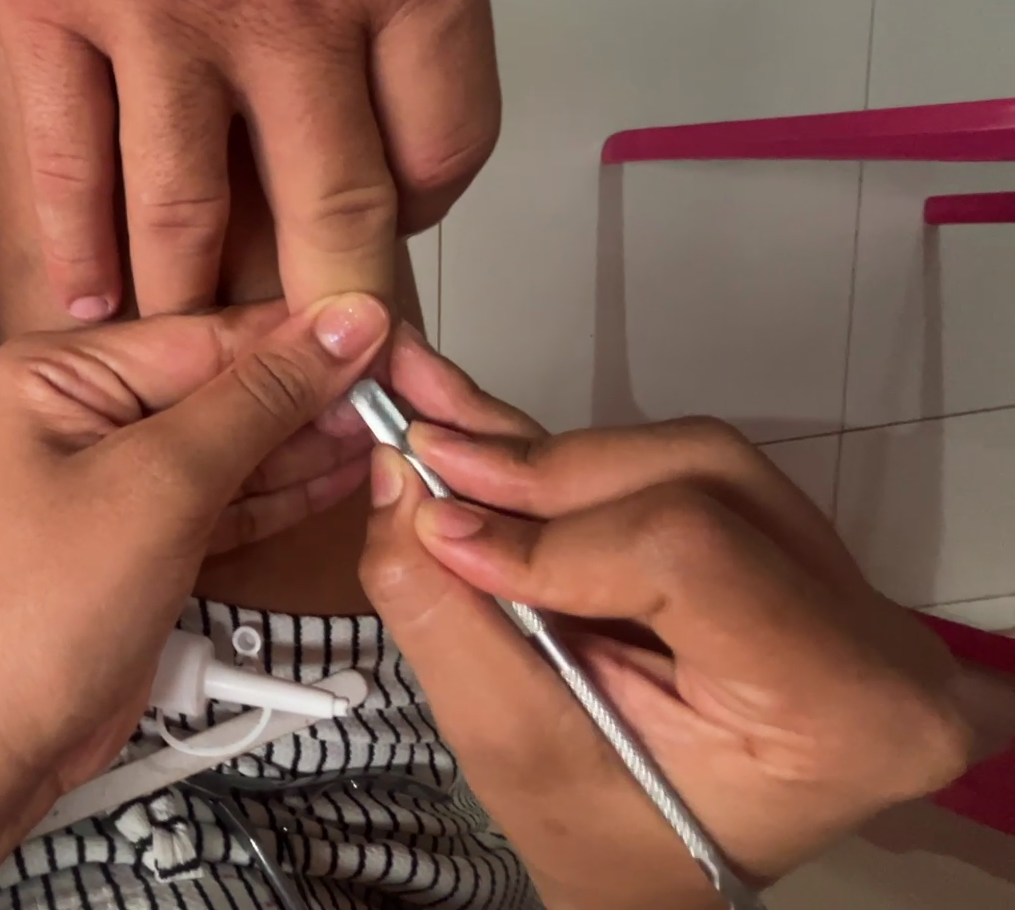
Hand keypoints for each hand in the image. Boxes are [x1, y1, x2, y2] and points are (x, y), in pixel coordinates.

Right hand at [0, 0, 497, 319]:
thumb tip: (376, 73)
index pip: (440, 140)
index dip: (419, 216)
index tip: (392, 237)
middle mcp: (283, 0)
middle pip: (328, 208)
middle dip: (325, 305)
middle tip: (320, 369)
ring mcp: (157, 13)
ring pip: (184, 211)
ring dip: (190, 296)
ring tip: (185, 341)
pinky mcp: (48, 4)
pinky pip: (69, 162)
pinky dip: (78, 245)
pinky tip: (89, 298)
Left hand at [0, 293, 389, 792]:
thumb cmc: (40, 608)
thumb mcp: (161, 482)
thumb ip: (256, 400)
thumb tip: (338, 325)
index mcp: (62, 372)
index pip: (203, 336)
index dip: (299, 339)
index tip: (384, 333)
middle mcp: (87, 412)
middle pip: (221, 387)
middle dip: (307, 396)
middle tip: (398, 394)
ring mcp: (120, 474)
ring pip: (232, 443)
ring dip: (305, 442)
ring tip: (385, 429)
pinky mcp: (149, 530)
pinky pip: (227, 495)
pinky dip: (281, 490)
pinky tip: (340, 472)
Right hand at [352, 328, 990, 907]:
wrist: (639, 848)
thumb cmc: (586, 826)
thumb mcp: (498, 735)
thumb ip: (435, 605)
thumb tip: (396, 474)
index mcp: (841, 707)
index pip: (688, 555)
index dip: (547, 536)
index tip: (438, 534)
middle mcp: (865, 625)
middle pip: (692, 477)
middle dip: (536, 471)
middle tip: (425, 456)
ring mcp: (825, 573)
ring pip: (669, 454)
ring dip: (534, 454)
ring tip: (433, 439)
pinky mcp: (763, 540)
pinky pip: (651, 464)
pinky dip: (545, 443)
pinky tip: (465, 411)